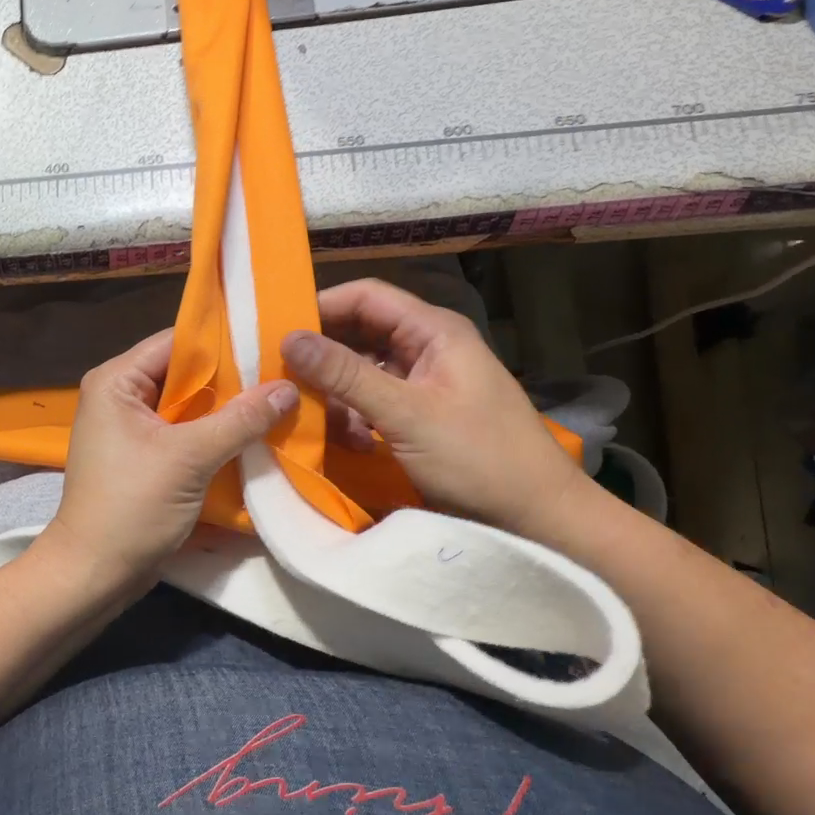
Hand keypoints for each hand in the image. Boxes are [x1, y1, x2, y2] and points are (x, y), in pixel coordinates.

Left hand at [51, 329, 298, 577]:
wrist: (95, 571)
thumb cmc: (132, 505)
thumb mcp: (189, 458)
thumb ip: (239, 420)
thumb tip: (288, 387)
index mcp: (116, 381)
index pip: (176, 342)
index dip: (224, 341)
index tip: (274, 341)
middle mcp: (120, 396)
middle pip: (185, 374)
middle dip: (233, 378)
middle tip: (289, 375)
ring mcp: (131, 429)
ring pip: (189, 406)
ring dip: (228, 410)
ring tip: (284, 403)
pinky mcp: (144, 458)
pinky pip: (185, 433)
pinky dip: (215, 436)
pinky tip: (257, 437)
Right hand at [279, 279, 593, 536]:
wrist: (539, 518)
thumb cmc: (479, 458)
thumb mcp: (406, 414)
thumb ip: (345, 375)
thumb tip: (288, 338)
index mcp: (433, 331)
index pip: (365, 296)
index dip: (320, 306)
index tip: (275, 331)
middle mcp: (426, 347)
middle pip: (359, 332)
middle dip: (320, 353)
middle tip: (277, 374)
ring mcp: (423, 382)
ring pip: (361, 369)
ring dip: (333, 390)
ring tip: (308, 414)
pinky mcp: (418, 414)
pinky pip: (371, 400)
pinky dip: (350, 415)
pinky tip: (342, 439)